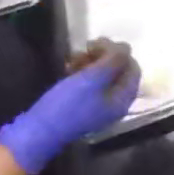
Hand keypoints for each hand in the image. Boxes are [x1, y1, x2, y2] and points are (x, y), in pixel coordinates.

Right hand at [0, 43, 139, 173]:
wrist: (40, 131)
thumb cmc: (68, 104)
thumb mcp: (93, 78)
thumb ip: (113, 60)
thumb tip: (127, 47)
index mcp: (123, 99)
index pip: (133, 68)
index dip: (118, 52)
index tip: (96, 43)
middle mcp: (115, 103)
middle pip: (118, 71)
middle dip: (102, 56)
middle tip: (84, 49)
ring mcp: (99, 105)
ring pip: (102, 75)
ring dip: (89, 62)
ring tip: (72, 60)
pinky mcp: (84, 105)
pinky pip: (89, 84)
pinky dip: (81, 73)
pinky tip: (67, 69)